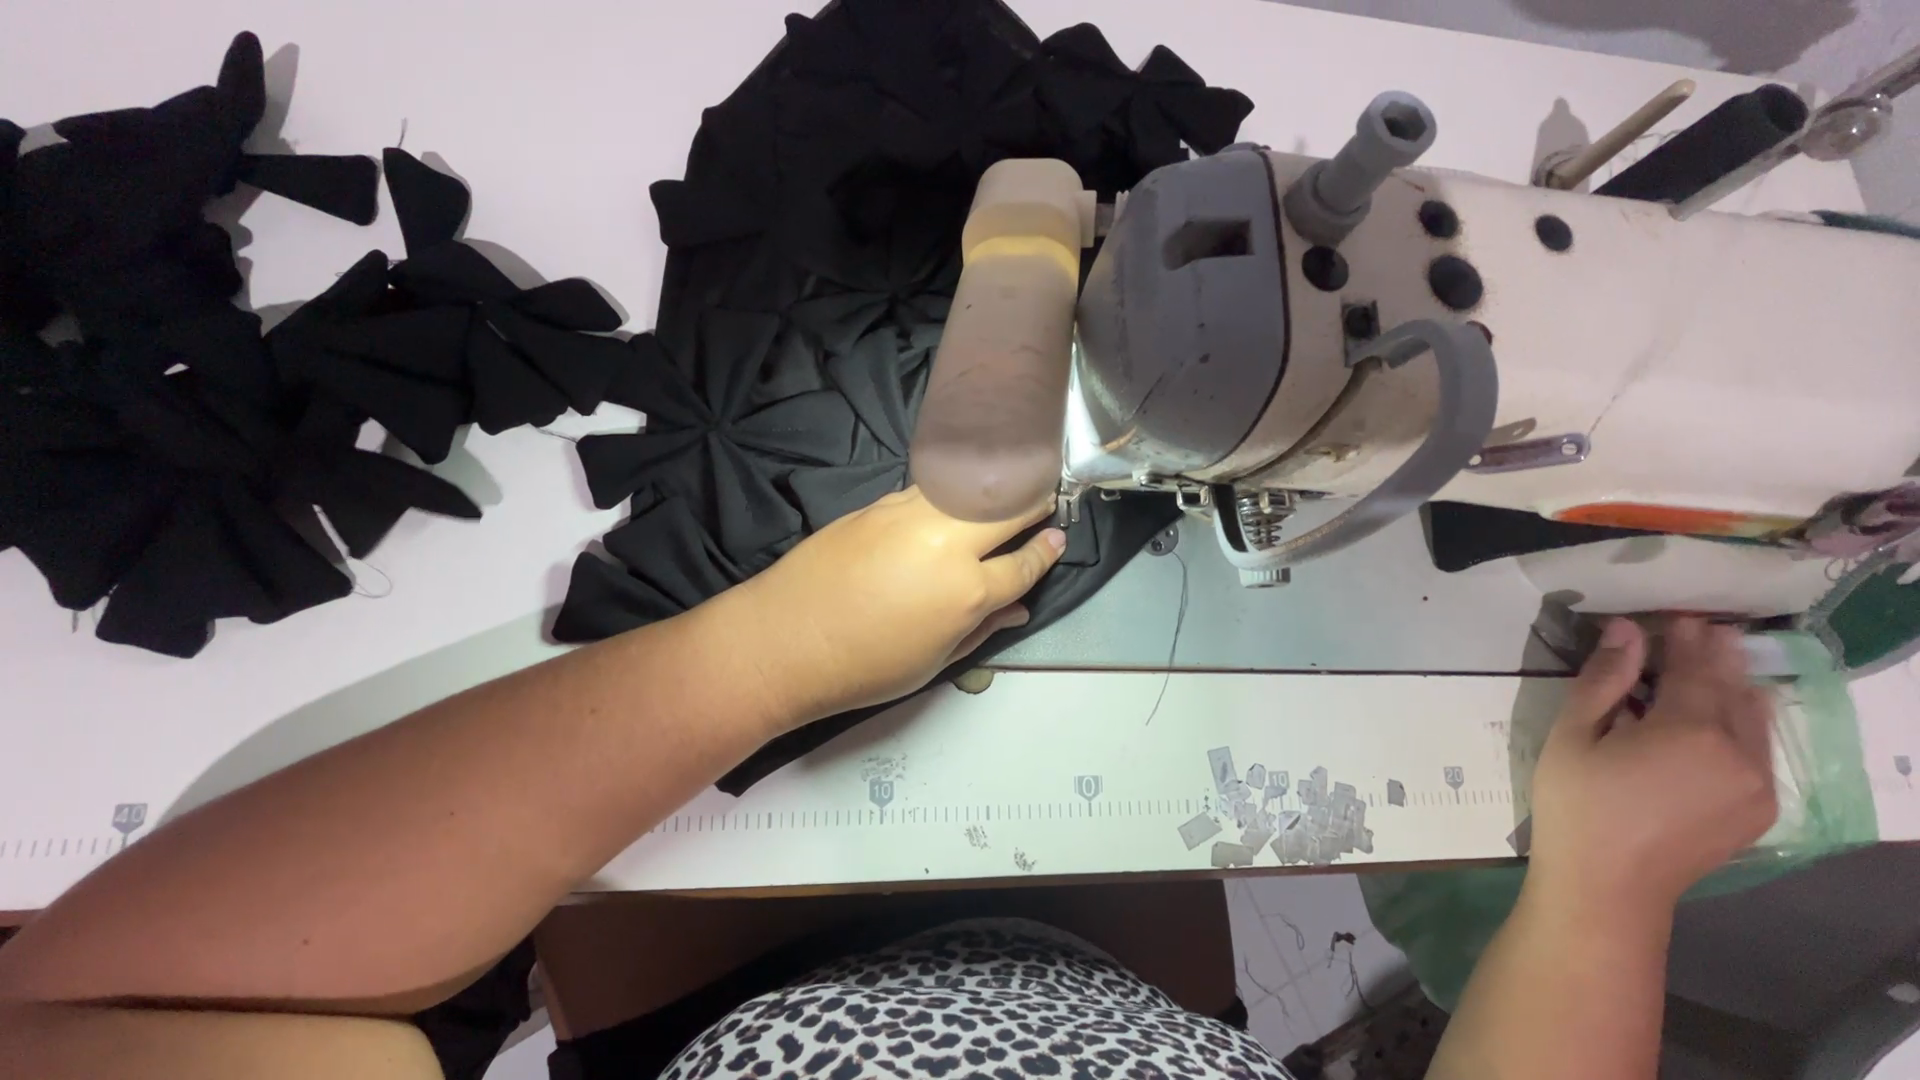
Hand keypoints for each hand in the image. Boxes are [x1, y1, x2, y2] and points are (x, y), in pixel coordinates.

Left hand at [717, 487, 1064, 731]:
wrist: (786, 640)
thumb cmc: (865, 668)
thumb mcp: (934, 661)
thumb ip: (982, 629)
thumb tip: (1017, 609)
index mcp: (967, 591)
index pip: (1024, 564)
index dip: (1047, 552)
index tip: (1059, 539)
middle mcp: (948, 543)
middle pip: (1008, 510)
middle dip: (1035, 502)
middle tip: (1046, 497)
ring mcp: (911, 516)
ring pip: (970, 488)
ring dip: (997, 485)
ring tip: (1011, 482)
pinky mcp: (879, 505)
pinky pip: (930, 489)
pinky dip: (953, 488)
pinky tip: (956, 492)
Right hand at [1526, 618, 1777, 922]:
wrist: (1608, 884)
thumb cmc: (1577, 804)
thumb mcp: (1573, 735)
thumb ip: (1604, 680)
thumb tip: (1625, 630)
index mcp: (1691, 731)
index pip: (1693, 669)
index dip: (1684, 639)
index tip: (1675, 615)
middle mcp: (1739, 753)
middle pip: (1731, 690)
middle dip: (1716, 656)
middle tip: (1703, 629)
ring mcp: (1757, 784)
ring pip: (1754, 720)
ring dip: (1736, 686)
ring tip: (1720, 662)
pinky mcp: (1757, 809)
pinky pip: (1758, 751)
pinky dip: (1743, 722)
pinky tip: (1727, 713)